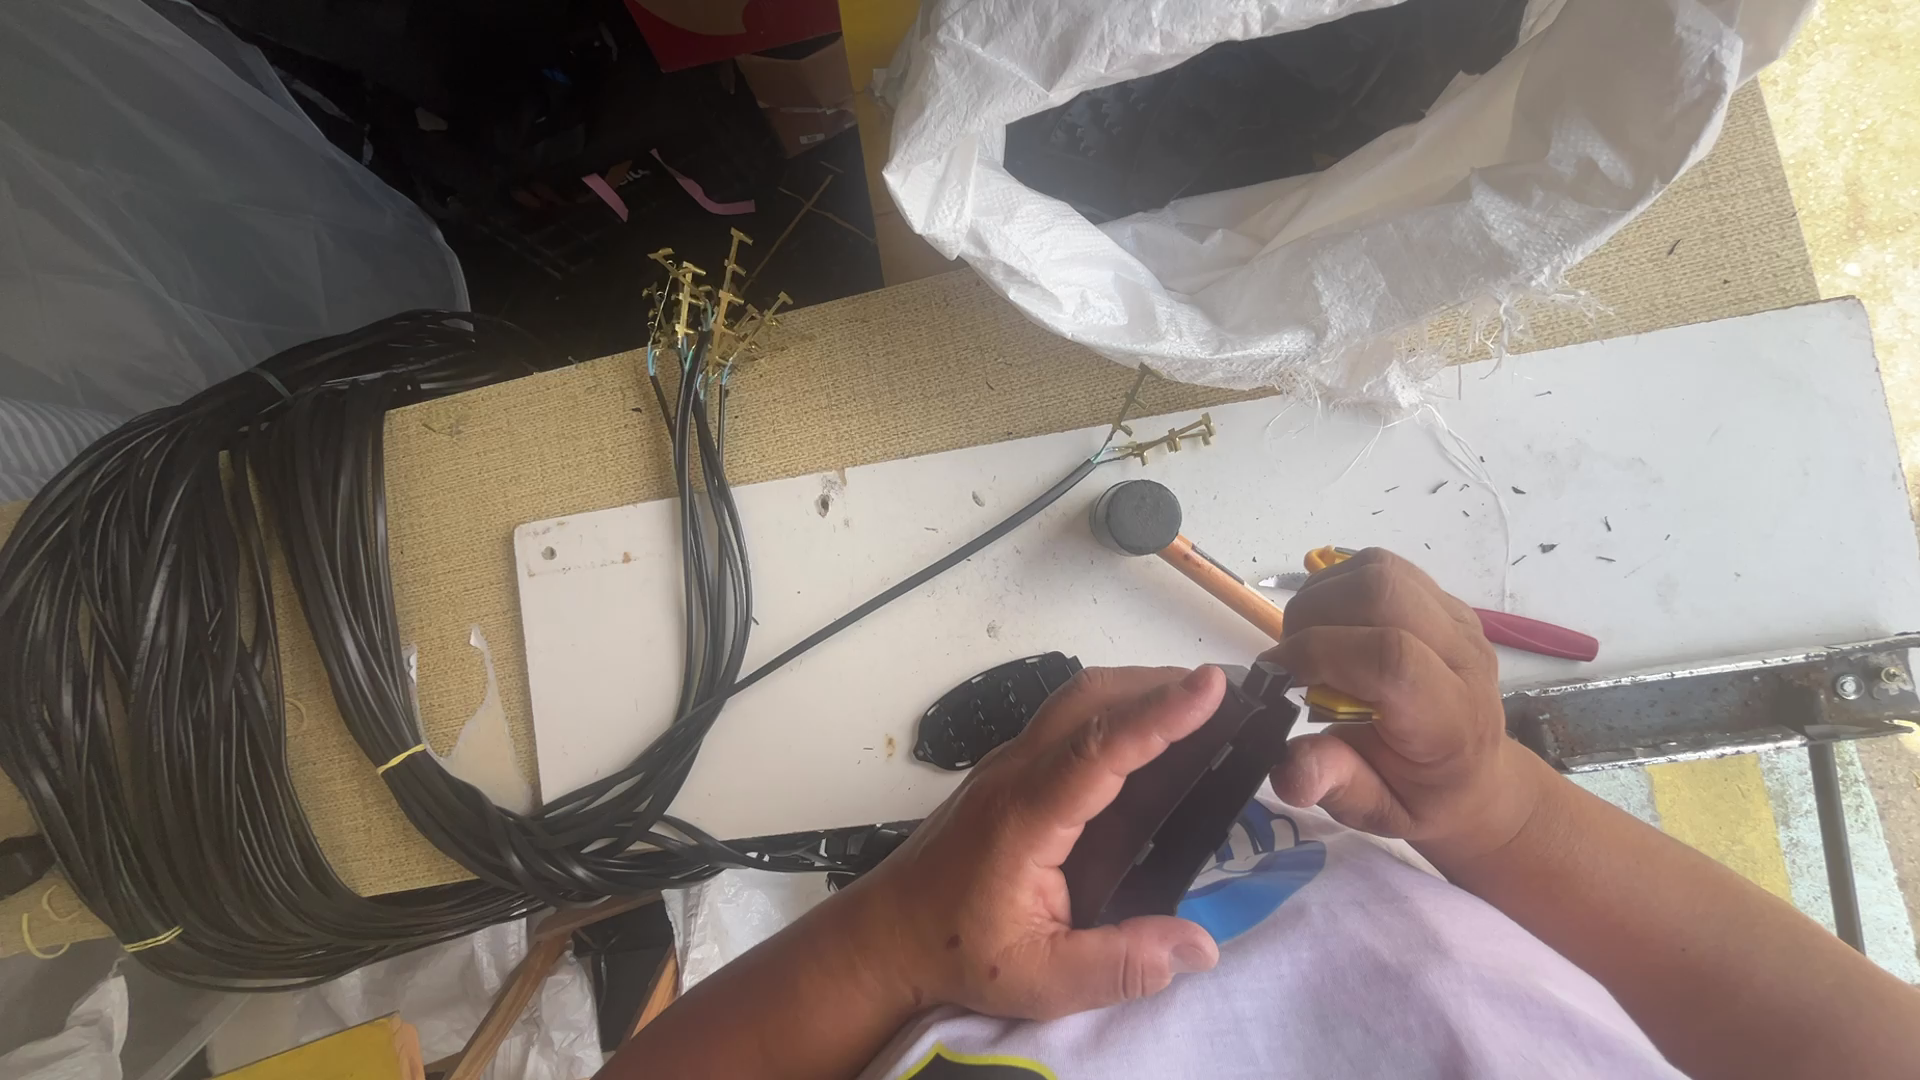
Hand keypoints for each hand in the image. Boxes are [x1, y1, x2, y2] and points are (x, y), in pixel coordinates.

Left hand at [832, 666, 1224, 1020]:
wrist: (889, 929)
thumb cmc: (955, 949)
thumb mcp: (1039, 979)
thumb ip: (1119, 965)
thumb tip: (1201, 946)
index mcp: (1025, 815)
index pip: (1099, 748)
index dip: (1158, 715)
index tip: (1209, 685)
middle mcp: (1016, 772)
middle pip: (1087, 699)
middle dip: (1156, 684)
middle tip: (1221, 696)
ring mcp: (1009, 764)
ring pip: (1075, 702)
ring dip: (1134, 691)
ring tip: (1196, 708)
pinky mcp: (1011, 770)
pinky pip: (1066, 722)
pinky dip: (1113, 713)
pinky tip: (1146, 741)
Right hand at [1268, 548, 1552, 863]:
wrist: (1477, 776)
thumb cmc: (1421, 795)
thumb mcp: (1379, 812)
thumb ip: (1336, 786)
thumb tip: (1290, 769)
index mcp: (1447, 717)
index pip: (1389, 656)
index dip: (1316, 652)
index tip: (1277, 676)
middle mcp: (1462, 657)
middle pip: (1381, 592)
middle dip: (1312, 615)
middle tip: (1293, 656)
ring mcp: (1457, 622)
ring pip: (1377, 569)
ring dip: (1322, 595)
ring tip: (1310, 639)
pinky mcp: (1442, 602)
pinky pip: (1380, 566)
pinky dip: (1338, 584)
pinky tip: (1331, 625)